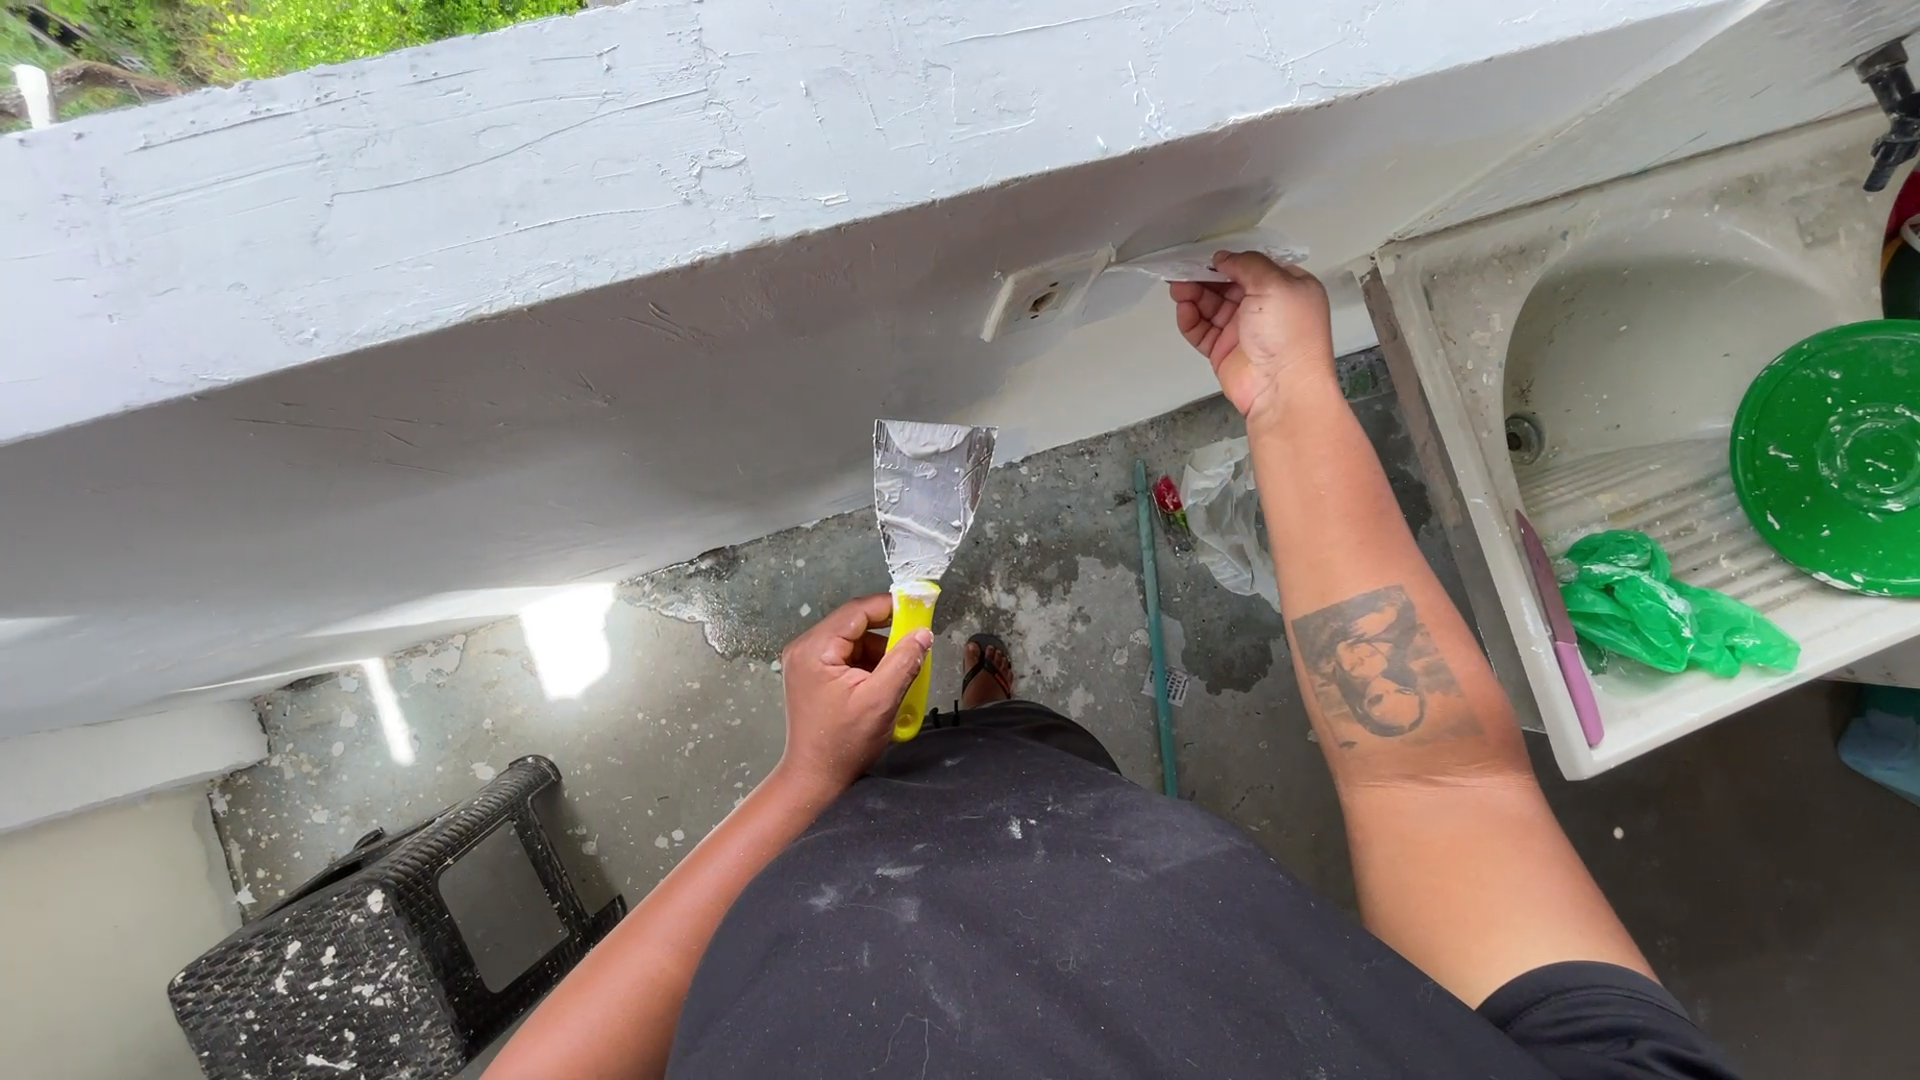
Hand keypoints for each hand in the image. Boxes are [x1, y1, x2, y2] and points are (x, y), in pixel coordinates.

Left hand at [776, 594, 932, 794]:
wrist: (816, 778)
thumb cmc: (844, 744)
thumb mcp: (881, 701)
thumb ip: (904, 662)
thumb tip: (924, 633)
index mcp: (814, 649)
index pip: (856, 611)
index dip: (889, 607)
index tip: (919, 609)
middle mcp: (804, 648)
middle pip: (854, 624)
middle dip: (887, 633)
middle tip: (915, 644)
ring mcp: (805, 661)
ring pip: (853, 639)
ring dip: (879, 651)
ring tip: (898, 674)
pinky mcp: (811, 673)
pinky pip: (846, 655)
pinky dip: (868, 663)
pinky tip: (882, 682)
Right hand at [1170, 251, 1334, 420]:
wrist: (1281, 387)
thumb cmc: (1288, 333)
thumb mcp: (1275, 284)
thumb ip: (1247, 264)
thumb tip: (1224, 258)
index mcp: (1285, 288)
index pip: (1252, 267)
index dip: (1230, 261)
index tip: (1208, 258)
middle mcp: (1264, 308)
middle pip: (1227, 286)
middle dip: (1205, 278)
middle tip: (1183, 272)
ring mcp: (1242, 330)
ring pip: (1211, 307)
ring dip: (1194, 295)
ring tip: (1178, 289)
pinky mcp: (1223, 350)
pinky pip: (1202, 331)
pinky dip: (1190, 319)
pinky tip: (1184, 309)